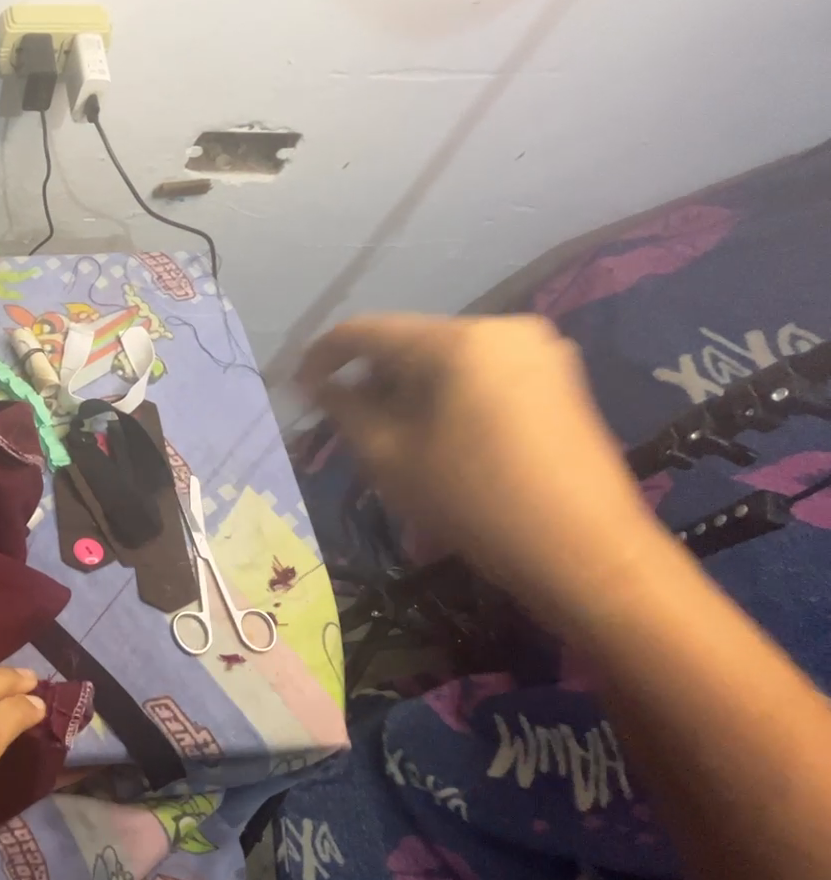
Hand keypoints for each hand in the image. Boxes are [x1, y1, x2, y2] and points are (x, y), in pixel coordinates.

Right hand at [297, 314, 656, 595]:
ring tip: (382, 432)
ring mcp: (537, 352)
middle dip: (367, 376)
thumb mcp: (386, 455)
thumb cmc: (471, 499)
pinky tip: (429, 433)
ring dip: (402, 388)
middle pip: (407, 342)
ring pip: (441, 358)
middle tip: (339, 418)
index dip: (320, 356)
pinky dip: (440, 394)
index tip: (296, 390)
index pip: (365, 331)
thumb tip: (320, 386)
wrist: (584, 550)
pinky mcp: (555, 379)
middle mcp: (502, 329)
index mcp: (457, 341)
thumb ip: (343, 408)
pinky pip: (476, 372)